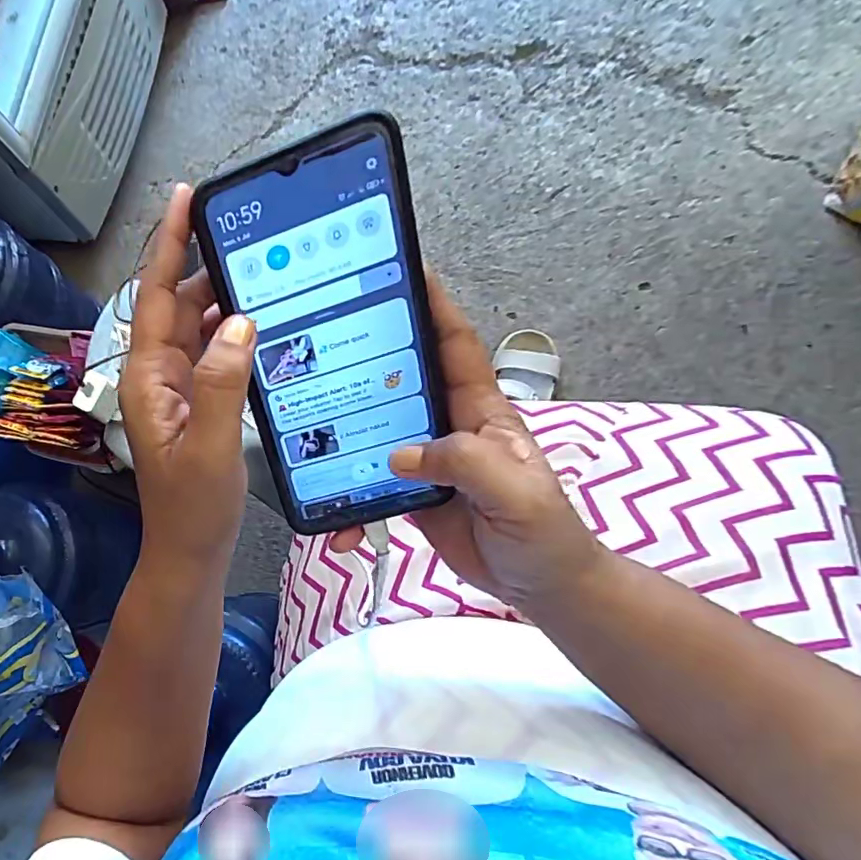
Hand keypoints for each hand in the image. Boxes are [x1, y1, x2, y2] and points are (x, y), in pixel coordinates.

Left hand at [121, 184, 256, 563]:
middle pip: (179, 304)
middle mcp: (158, 375)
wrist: (190, 550)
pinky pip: (214, 354)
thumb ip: (222, 383)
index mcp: (149, 378)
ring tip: (266, 271)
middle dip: (208, 266)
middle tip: (250, 234)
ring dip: (226, 300)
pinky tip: (263, 324)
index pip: (154, 296)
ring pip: (199, 327)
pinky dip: (235, 334)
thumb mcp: (211, 447)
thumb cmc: (193, 508)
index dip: (168, 244)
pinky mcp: (197, 402)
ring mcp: (178, 388)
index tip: (184, 197)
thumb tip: (239, 322)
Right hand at [342, 268, 606, 611]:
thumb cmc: (546, 535)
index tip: (405, 275)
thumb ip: (469, 464)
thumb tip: (402, 454)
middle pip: (398, 383)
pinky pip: (369, 485)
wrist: (538, 584)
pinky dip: (350, 504)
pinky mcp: (410, 492)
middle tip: (326, 353)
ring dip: (344, 443)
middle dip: (366, 365)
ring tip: (314, 452)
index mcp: (480, 414)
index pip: (453, 348)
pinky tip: (341, 524)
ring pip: (375, 435)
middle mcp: (448, 429)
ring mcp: (426, 460)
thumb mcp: (519, 495)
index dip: (433, 308)